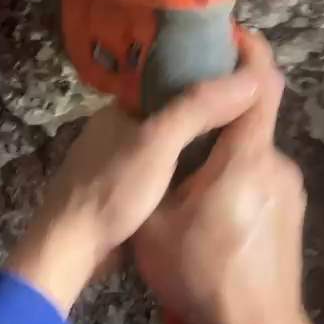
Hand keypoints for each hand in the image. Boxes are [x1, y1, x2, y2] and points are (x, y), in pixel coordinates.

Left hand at [4, 31, 271, 315]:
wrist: (70, 247)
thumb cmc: (111, 189)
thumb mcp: (158, 142)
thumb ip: (198, 108)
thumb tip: (253, 76)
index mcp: (116, 111)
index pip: (167, 82)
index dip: (206, 80)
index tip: (246, 85)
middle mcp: (113, 133)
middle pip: (169, 117)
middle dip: (206, 118)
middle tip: (253, 122)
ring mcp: (113, 165)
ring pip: (165, 149)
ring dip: (196, 149)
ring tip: (240, 149)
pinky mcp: (117, 194)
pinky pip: (159, 176)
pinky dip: (182, 175)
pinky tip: (208, 181)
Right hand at [129, 33, 323, 323]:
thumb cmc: (200, 272)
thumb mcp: (156, 222)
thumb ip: (161, 173)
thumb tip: (159, 142)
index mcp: (245, 159)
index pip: (261, 86)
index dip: (249, 52)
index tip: (227, 32)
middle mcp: (275, 167)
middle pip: (249, 119)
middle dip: (215, 110)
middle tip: (171, 115)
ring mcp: (288, 192)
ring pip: (248, 153)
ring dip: (216, 151)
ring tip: (174, 170)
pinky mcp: (288, 215)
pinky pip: (255, 178)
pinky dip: (227, 176)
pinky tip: (198, 206)